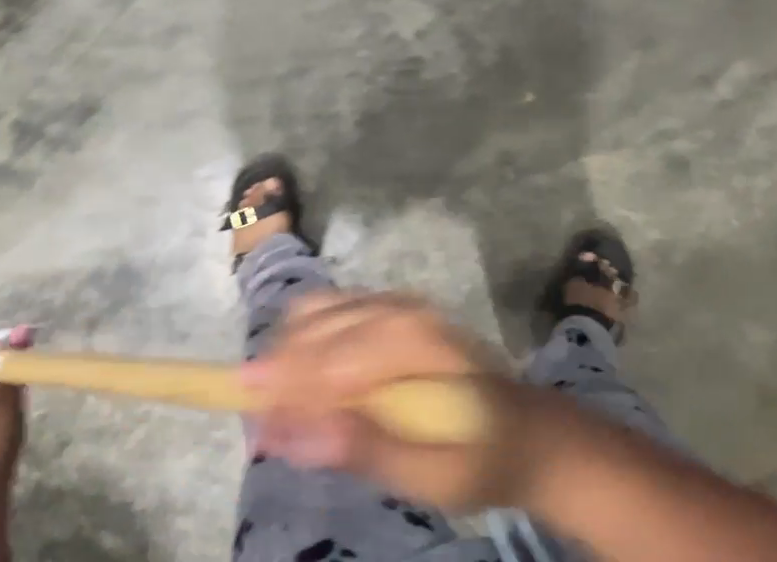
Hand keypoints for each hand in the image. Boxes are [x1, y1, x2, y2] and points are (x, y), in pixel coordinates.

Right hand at [244, 292, 551, 513]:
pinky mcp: (383, 305)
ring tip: (280, 408)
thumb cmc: (480, 458)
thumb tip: (296, 435)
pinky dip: (301, 341)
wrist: (523, 428)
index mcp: (413, 342)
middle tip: (264, 429)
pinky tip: (305, 381)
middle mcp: (398, 307)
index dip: (282, 386)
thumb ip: (367, 451)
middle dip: (277, 373)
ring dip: (286, 354)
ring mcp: (390, 300)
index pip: (326, 356)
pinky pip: (324, 310)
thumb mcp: (434, 476)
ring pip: (311, 313)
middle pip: (310, 326)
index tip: (253, 425)